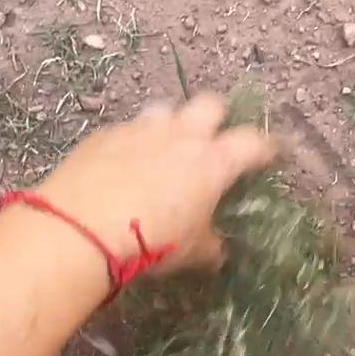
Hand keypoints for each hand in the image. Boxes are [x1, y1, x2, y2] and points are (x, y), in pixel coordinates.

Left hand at [32, 94, 275, 274]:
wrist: (83, 225)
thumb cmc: (151, 242)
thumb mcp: (189, 251)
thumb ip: (207, 244)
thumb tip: (215, 247)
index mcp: (212, 162)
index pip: (252, 142)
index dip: (266, 145)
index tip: (272, 150)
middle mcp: (180, 135)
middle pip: (210, 104)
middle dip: (216, 116)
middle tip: (213, 136)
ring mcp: (140, 129)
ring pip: (164, 108)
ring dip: (169, 122)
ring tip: (164, 144)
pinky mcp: (105, 133)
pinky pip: (126, 128)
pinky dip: (131, 141)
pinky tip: (122, 162)